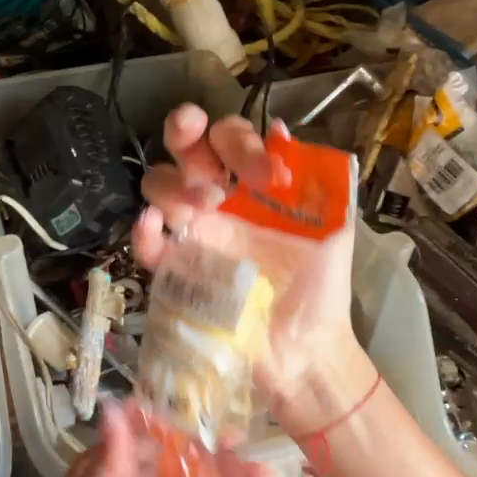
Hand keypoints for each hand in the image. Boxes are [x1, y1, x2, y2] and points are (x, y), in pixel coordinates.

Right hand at [132, 105, 367, 429]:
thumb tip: (281, 130)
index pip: (230, 137)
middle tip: (203, 153)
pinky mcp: (177, 270)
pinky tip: (156, 227)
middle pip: (184, 146)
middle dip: (184, 130)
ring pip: (158, 185)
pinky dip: (144, 232)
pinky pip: (147, 245)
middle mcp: (217, 197)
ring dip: (174, 184)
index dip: (241, 143)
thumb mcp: (333, 225)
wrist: (305, 347)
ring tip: (204, 205)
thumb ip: (315, 178)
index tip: (268, 176)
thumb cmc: (320, 283)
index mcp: (251, 183)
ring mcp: (193, 231)